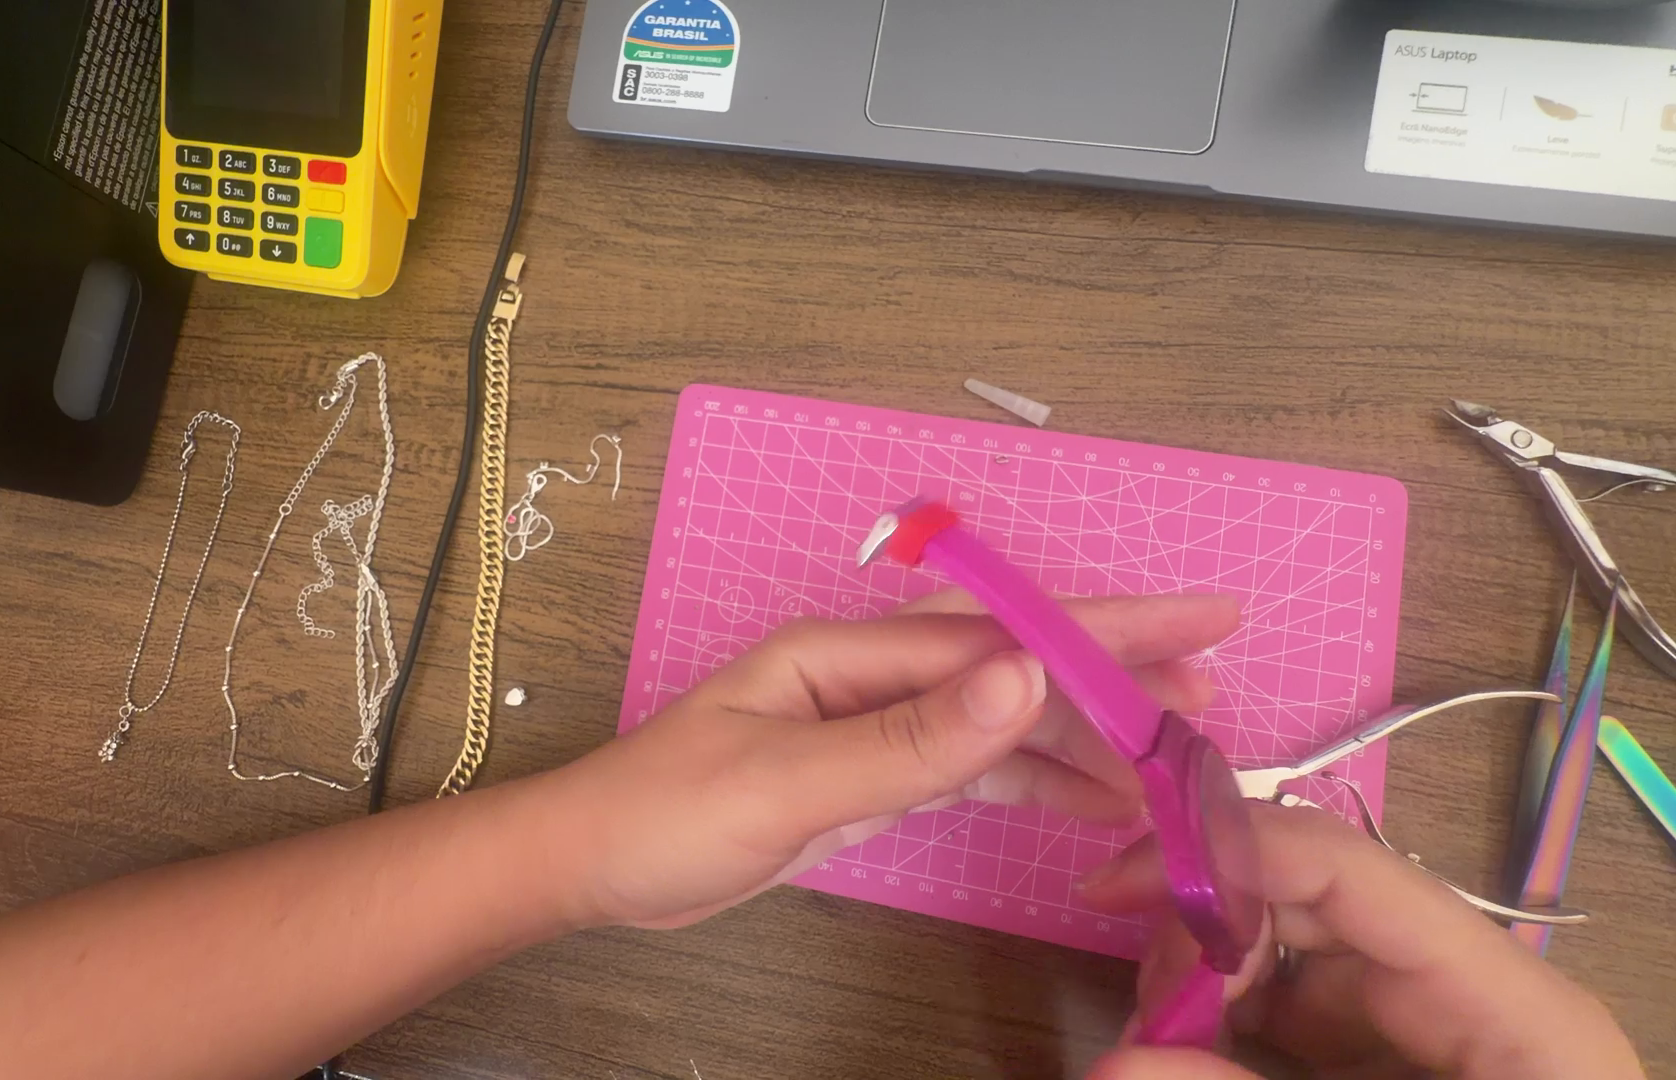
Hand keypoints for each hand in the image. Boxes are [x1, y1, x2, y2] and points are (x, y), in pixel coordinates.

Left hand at [545, 590, 1239, 928]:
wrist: (601, 861)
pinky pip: (956, 765)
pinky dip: (1018, 776)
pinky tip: (1075, 793)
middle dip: (1101, 668)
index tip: (1195, 619)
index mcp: (839, 654)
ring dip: (1070, 732)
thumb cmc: (670, 813)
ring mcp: (863, 723)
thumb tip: (1022, 681)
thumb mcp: (786, 781)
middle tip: (1206, 686)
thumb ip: (905, 740)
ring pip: (987, 717)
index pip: (987, 636)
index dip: (1093, 628)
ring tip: (1162, 752)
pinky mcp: (860, 774)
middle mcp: (860, 674)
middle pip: (999, 662)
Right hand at [1080, 802, 1646, 1079]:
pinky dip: (1218, 1011)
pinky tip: (1190, 1045)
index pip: (1334, 863)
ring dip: (1197, 977)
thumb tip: (1106, 1067)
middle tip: (1145, 1009)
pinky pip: (1276, 996)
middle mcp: (1448, 979)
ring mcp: (1412, 1012)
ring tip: (1158, 1034)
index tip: (1115, 889)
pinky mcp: (1377, 1047)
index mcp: (1497, 997)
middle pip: (1286, 896)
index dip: (1215, 851)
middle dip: (1196, 936)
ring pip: (1269, 941)